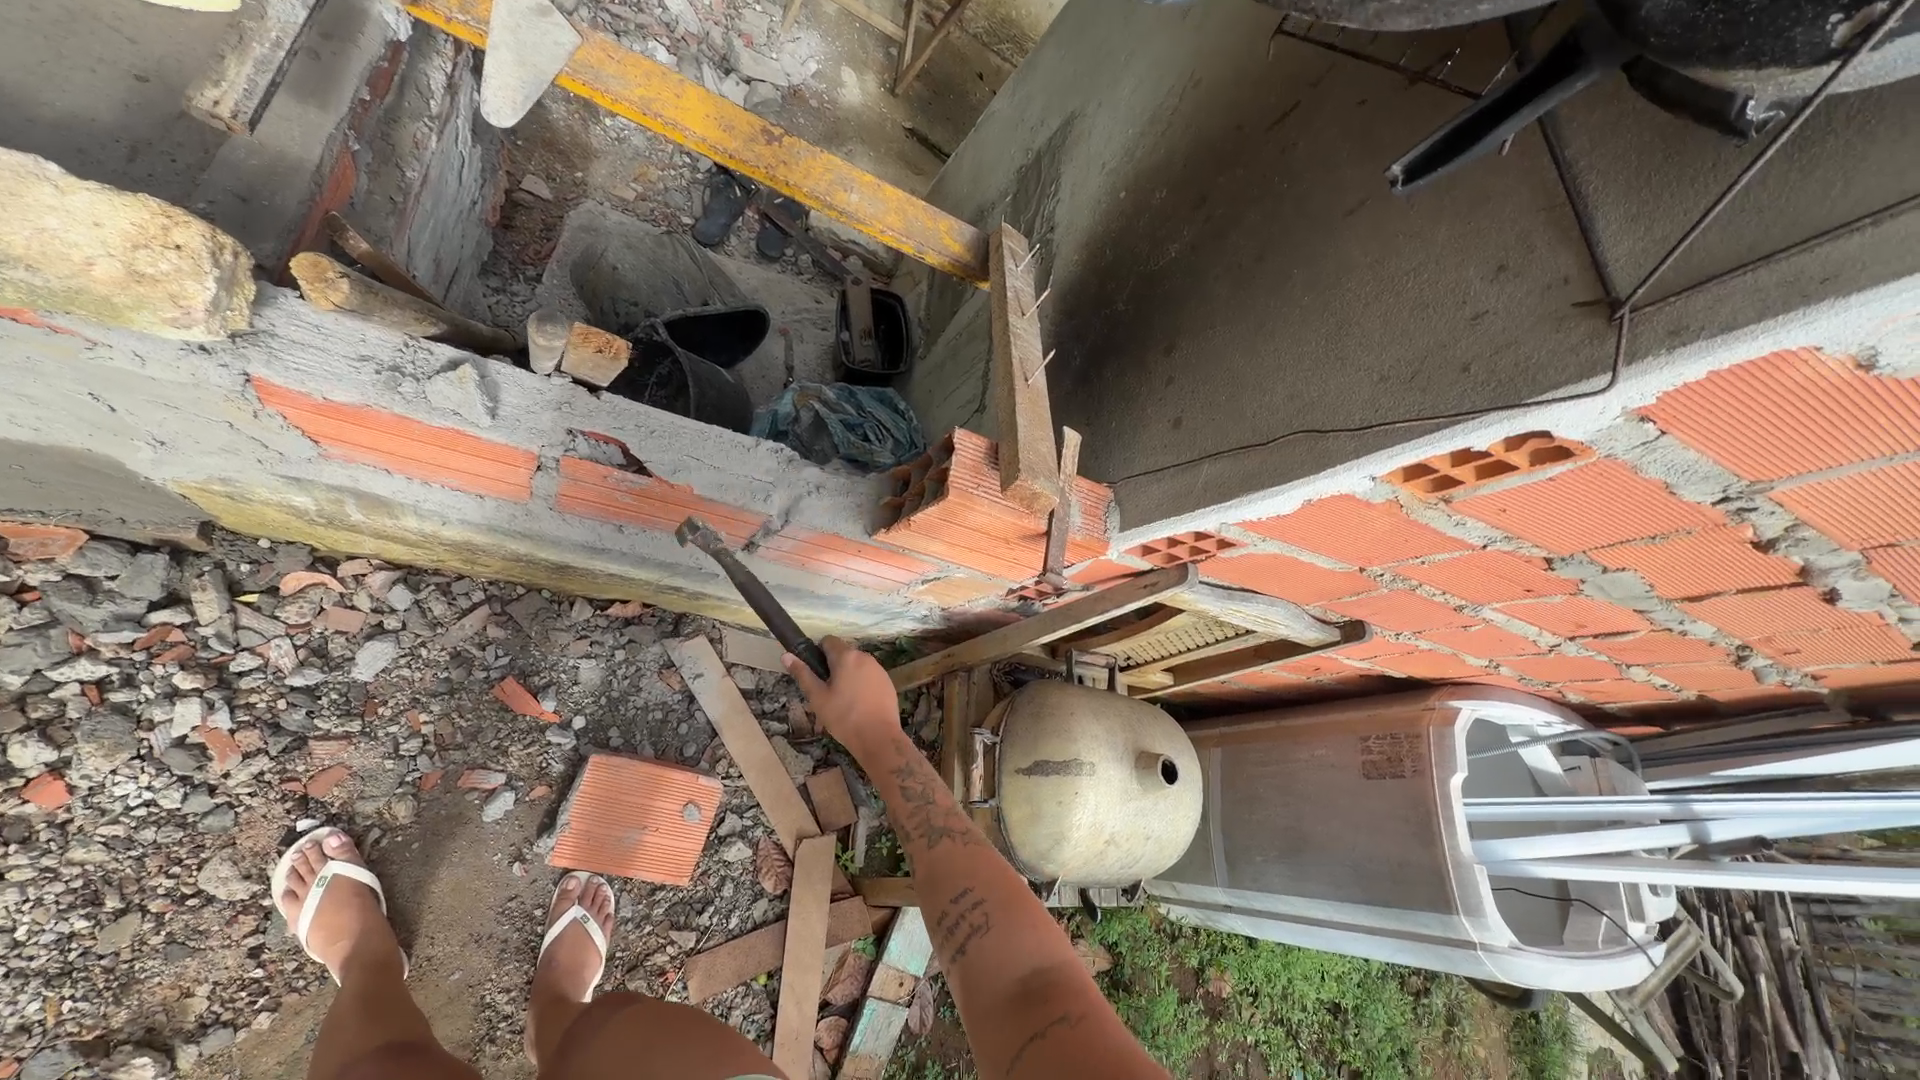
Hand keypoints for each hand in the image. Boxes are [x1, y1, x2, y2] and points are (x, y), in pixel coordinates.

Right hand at [782, 636, 899, 752]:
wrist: (878, 737)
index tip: (815, 673)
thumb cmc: (844, 717)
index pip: (828, 641)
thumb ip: (803, 674)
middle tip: (824, 693)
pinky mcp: (888, 682)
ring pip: (856, 667)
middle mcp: (865, 657)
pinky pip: (869, 677)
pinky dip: (861, 685)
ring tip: (840, 703)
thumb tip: (786, 655)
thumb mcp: (817, 697)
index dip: (818, 653)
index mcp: (846, 656)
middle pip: (843, 654)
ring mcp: (879, 669)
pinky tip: (857, 706)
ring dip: (846, 677)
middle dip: (832, 668)